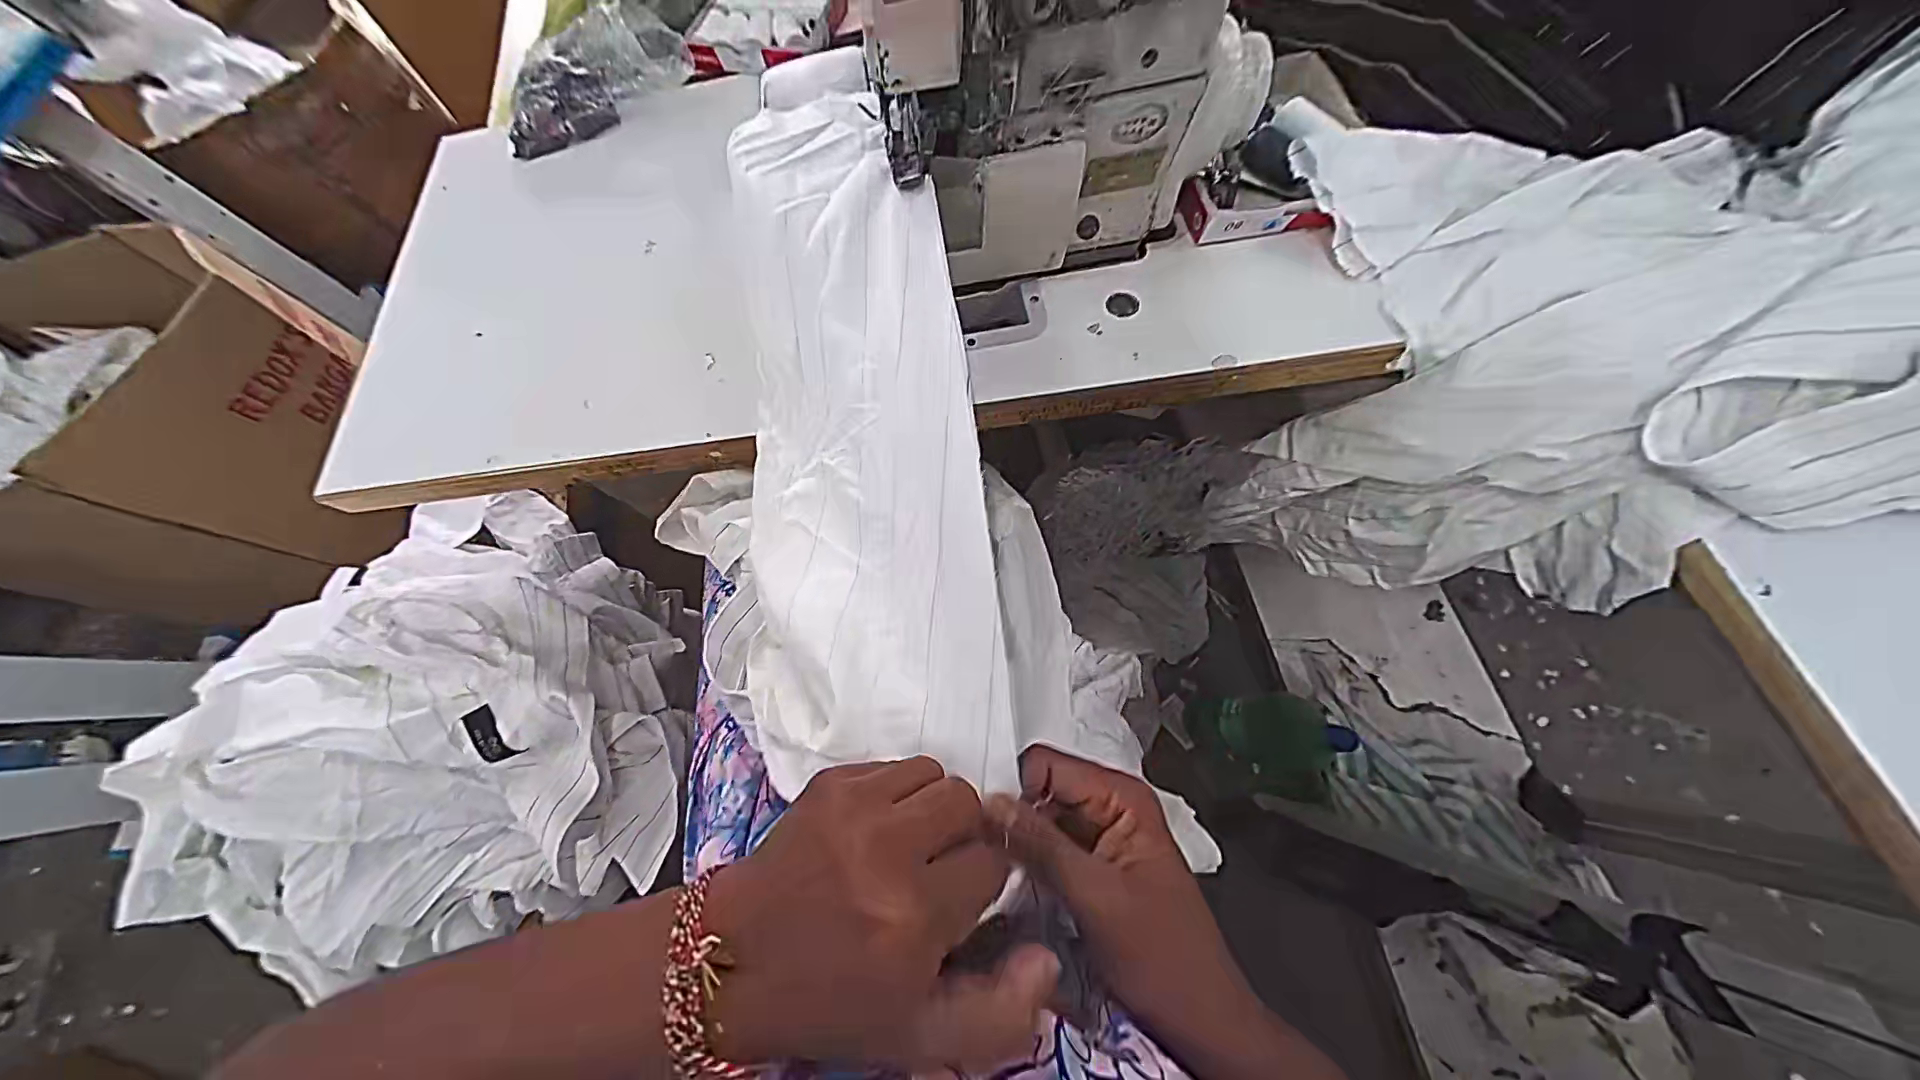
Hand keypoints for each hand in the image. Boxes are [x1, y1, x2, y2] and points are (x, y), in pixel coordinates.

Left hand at [704, 757, 1058, 1072]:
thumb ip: (999, 1010)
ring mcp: (855, 807)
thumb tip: (1047, 956)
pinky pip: (896, 766)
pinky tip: (877, 826)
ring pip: (936, 775)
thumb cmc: (830, 998)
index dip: (983, 882)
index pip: (992, 864)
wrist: (735, 958)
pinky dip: (899, 791)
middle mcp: (888, 850)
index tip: (958, 899)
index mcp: (915, 915)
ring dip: (934, 805)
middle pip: (969, 804)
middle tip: (938, 863)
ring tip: (911, 839)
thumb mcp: (918, 1034)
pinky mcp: (830, 783)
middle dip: (965, 834)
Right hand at [988, 746, 1345, 1079]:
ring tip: (988, 873)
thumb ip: (1042, 845)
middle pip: (1037, 789)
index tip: (978, 823)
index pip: (1044, 764)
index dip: (1011, 788)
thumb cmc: (1164, 960)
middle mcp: (1107, 806)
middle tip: (977, 853)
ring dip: (1013, 844)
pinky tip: (1009, 887)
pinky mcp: (1087, 868)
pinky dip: (1024, 865)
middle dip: (1008, 817)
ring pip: (1036, 821)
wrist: (1201, 1024)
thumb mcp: (1098, 897)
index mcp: (1120, 796)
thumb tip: (989, 804)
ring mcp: (1097, 838)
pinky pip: (1043, 850)